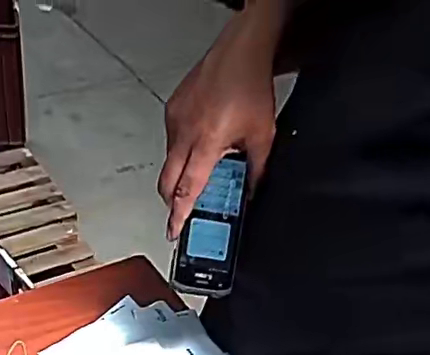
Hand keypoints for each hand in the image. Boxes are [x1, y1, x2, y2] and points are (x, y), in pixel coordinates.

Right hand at [157, 2, 283, 239]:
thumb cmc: (250, 85)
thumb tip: (251, 194)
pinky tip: (198, 144)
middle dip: (171, 202)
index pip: (187, 188)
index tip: (173, 231)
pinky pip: (171, 142)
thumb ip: (256, 170)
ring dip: (179, 174)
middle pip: (167, 183)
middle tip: (180, 212)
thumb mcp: (262, 136)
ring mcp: (175, 120)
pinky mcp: (172, 110)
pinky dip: (181, 151)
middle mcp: (186, 132)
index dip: (179, 214)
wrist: (241, 48)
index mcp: (208, 142)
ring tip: (199, 168)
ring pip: (168, 163)